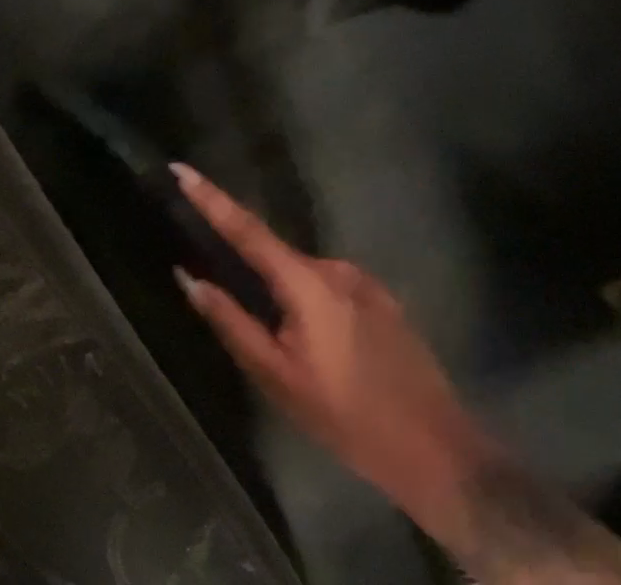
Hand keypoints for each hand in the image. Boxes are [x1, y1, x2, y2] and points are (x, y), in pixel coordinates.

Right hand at [170, 164, 492, 515]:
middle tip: (251, 328)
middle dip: (251, 276)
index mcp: (307, 283)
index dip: (210, 197)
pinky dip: (312, 306)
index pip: (246, 229)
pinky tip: (325, 353)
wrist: (438, 451)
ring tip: (297, 360)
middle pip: (275, 256)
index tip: (181, 169)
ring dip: (286, 300)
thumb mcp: (277, 377)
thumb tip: (187, 277)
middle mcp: (337, 269)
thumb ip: (230, 322)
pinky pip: (330, 290)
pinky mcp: (383, 300)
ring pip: (303, 277)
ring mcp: (366, 282)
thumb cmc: (346, 417)